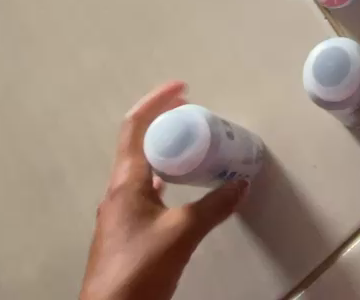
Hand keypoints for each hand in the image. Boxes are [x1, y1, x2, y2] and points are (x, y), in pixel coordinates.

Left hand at [79, 82, 246, 299]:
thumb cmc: (138, 271)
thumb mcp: (182, 234)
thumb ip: (214, 206)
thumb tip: (241, 182)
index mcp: (125, 183)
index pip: (135, 127)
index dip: (156, 101)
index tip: (184, 88)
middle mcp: (118, 193)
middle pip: (138, 144)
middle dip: (165, 123)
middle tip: (196, 114)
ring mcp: (120, 215)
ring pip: (143, 168)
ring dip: (166, 150)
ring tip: (195, 145)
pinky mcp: (126, 234)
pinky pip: (146, 190)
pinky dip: (166, 177)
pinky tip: (184, 185)